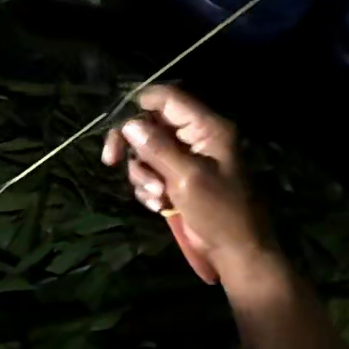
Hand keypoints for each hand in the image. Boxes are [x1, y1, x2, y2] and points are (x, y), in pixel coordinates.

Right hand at [101, 85, 277, 281]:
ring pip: (146, 150)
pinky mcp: (178, 177)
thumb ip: (157, 148)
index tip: (116, 127)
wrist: (237, 250)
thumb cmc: (219, 211)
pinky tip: (158, 205)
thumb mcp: (186, 177)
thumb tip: (129, 124)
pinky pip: (151, 171)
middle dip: (132, 145)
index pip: (166, 98)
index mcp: (206, 127)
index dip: (138, 106)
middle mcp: (195, 136)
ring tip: (157, 196)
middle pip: (150, 124)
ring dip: (142, 173)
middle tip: (111, 160)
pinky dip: (149, 187)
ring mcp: (186, 157)